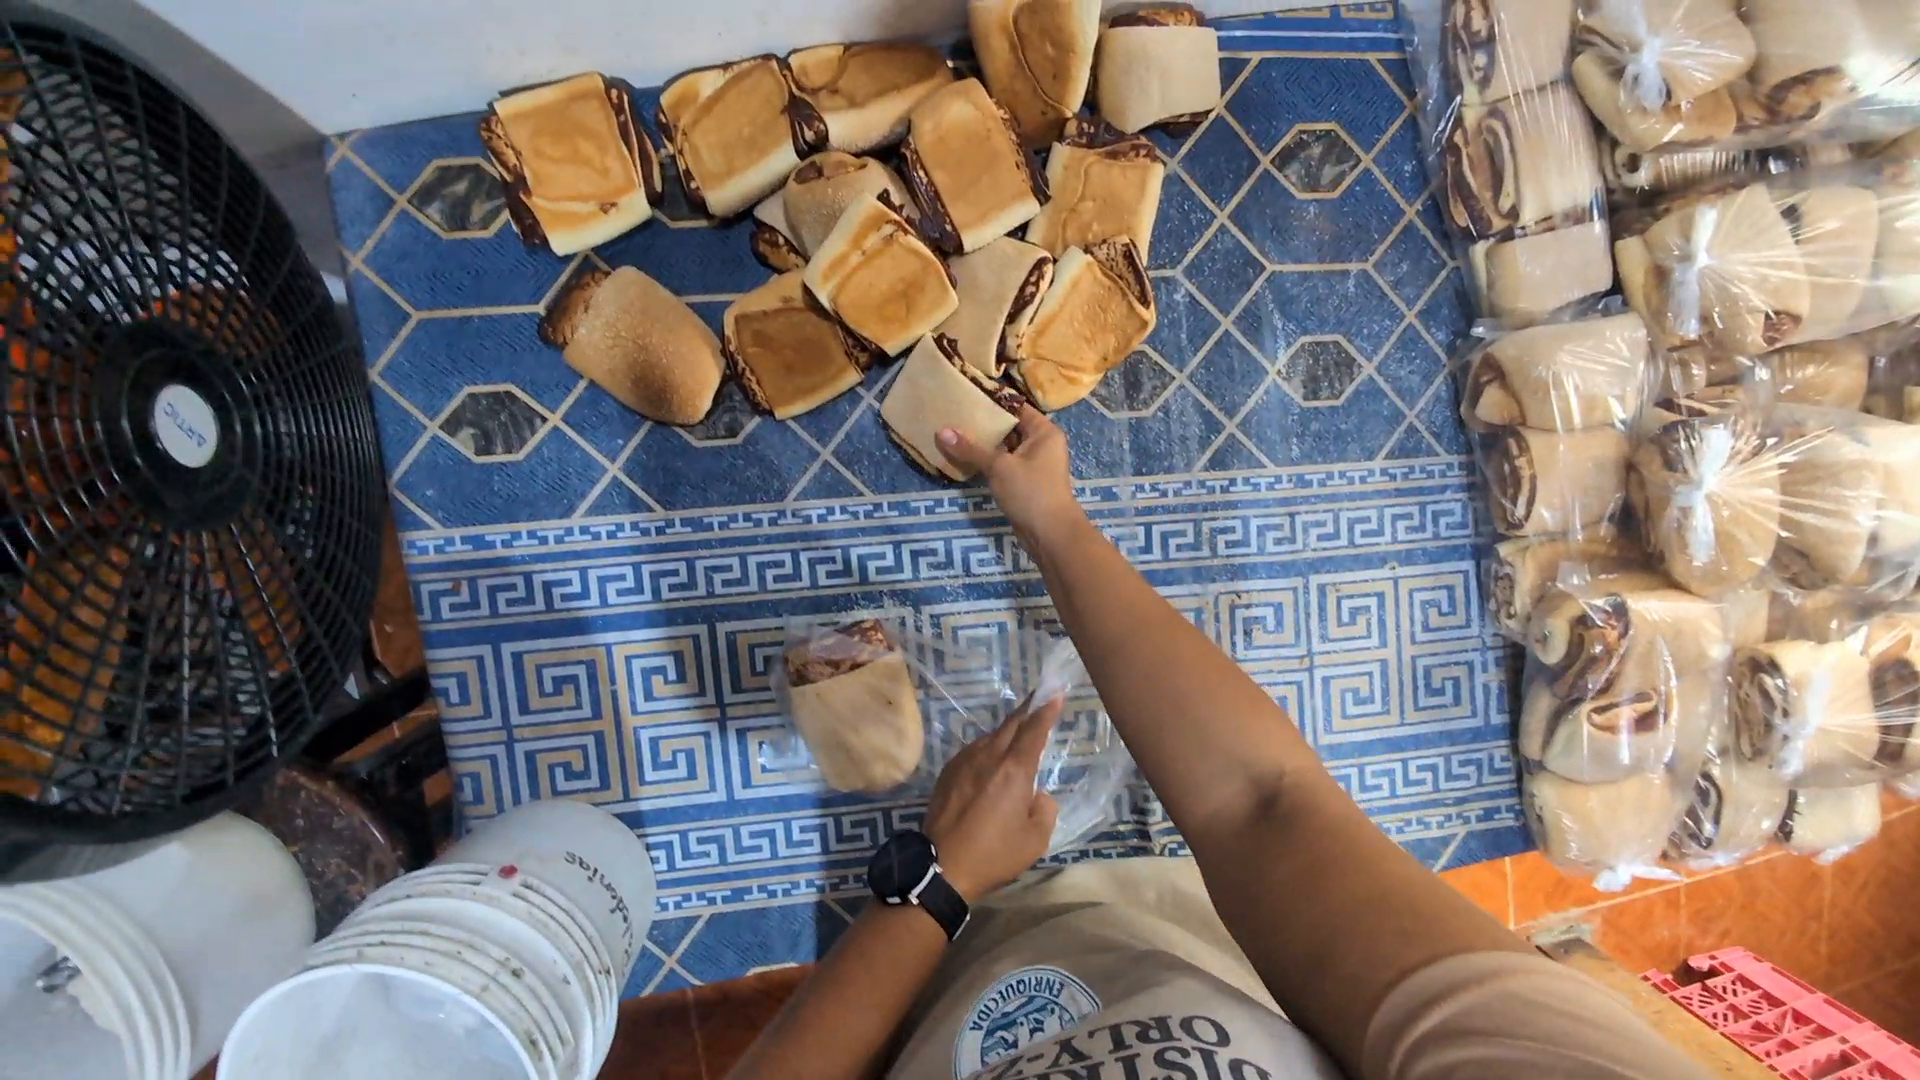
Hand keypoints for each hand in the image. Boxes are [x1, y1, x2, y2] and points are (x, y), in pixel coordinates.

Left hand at [922, 697, 1062, 901]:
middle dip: (1027, 710)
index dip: (1046, 710)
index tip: (1055, 693)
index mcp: (1014, 769)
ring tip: (1017, 733)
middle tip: (1039, 700)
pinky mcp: (948, 772)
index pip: (1034, 729)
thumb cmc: (995, 854)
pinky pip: (973, 751)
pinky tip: (991, 760)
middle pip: (1011, 724)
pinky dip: (988, 748)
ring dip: (1006, 732)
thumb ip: (1045, 809)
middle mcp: (989, 756)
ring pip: (990, 737)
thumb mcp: (1035, 839)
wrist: (943, 867)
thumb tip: (1038, 794)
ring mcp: (964, 761)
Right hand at [938, 408, 1088, 555]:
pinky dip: (988, 463)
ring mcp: (1034, 465)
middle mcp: (1042, 444)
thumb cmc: (1031, 492)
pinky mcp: (1025, 483)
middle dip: (984, 425)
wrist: (1050, 534)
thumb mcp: (999, 466)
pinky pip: (1004, 466)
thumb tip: (942, 431)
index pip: (1016, 408)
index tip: (966, 397)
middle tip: (954, 415)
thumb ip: (971, 449)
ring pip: (1005, 449)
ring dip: (983, 446)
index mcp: (1044, 432)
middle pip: (1009, 428)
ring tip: (954, 435)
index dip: (992, 403)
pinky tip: (964, 459)